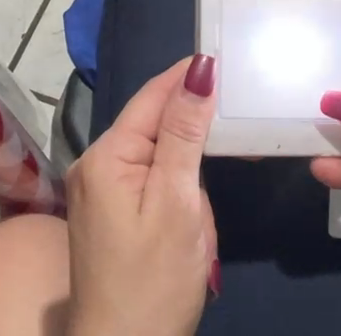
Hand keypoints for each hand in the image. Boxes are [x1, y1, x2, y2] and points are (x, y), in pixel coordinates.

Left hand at [65, 55, 220, 335]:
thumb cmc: (154, 280)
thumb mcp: (177, 202)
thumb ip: (185, 132)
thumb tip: (198, 68)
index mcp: (106, 154)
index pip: (153, 96)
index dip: (188, 76)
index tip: (230, 59)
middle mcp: (97, 163)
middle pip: (153, 120)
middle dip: (195, 122)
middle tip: (243, 116)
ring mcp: (102, 190)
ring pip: (156, 150)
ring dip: (191, 158)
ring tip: (229, 156)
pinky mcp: (113, 213)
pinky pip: (151, 177)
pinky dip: (180, 181)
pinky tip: (201, 194)